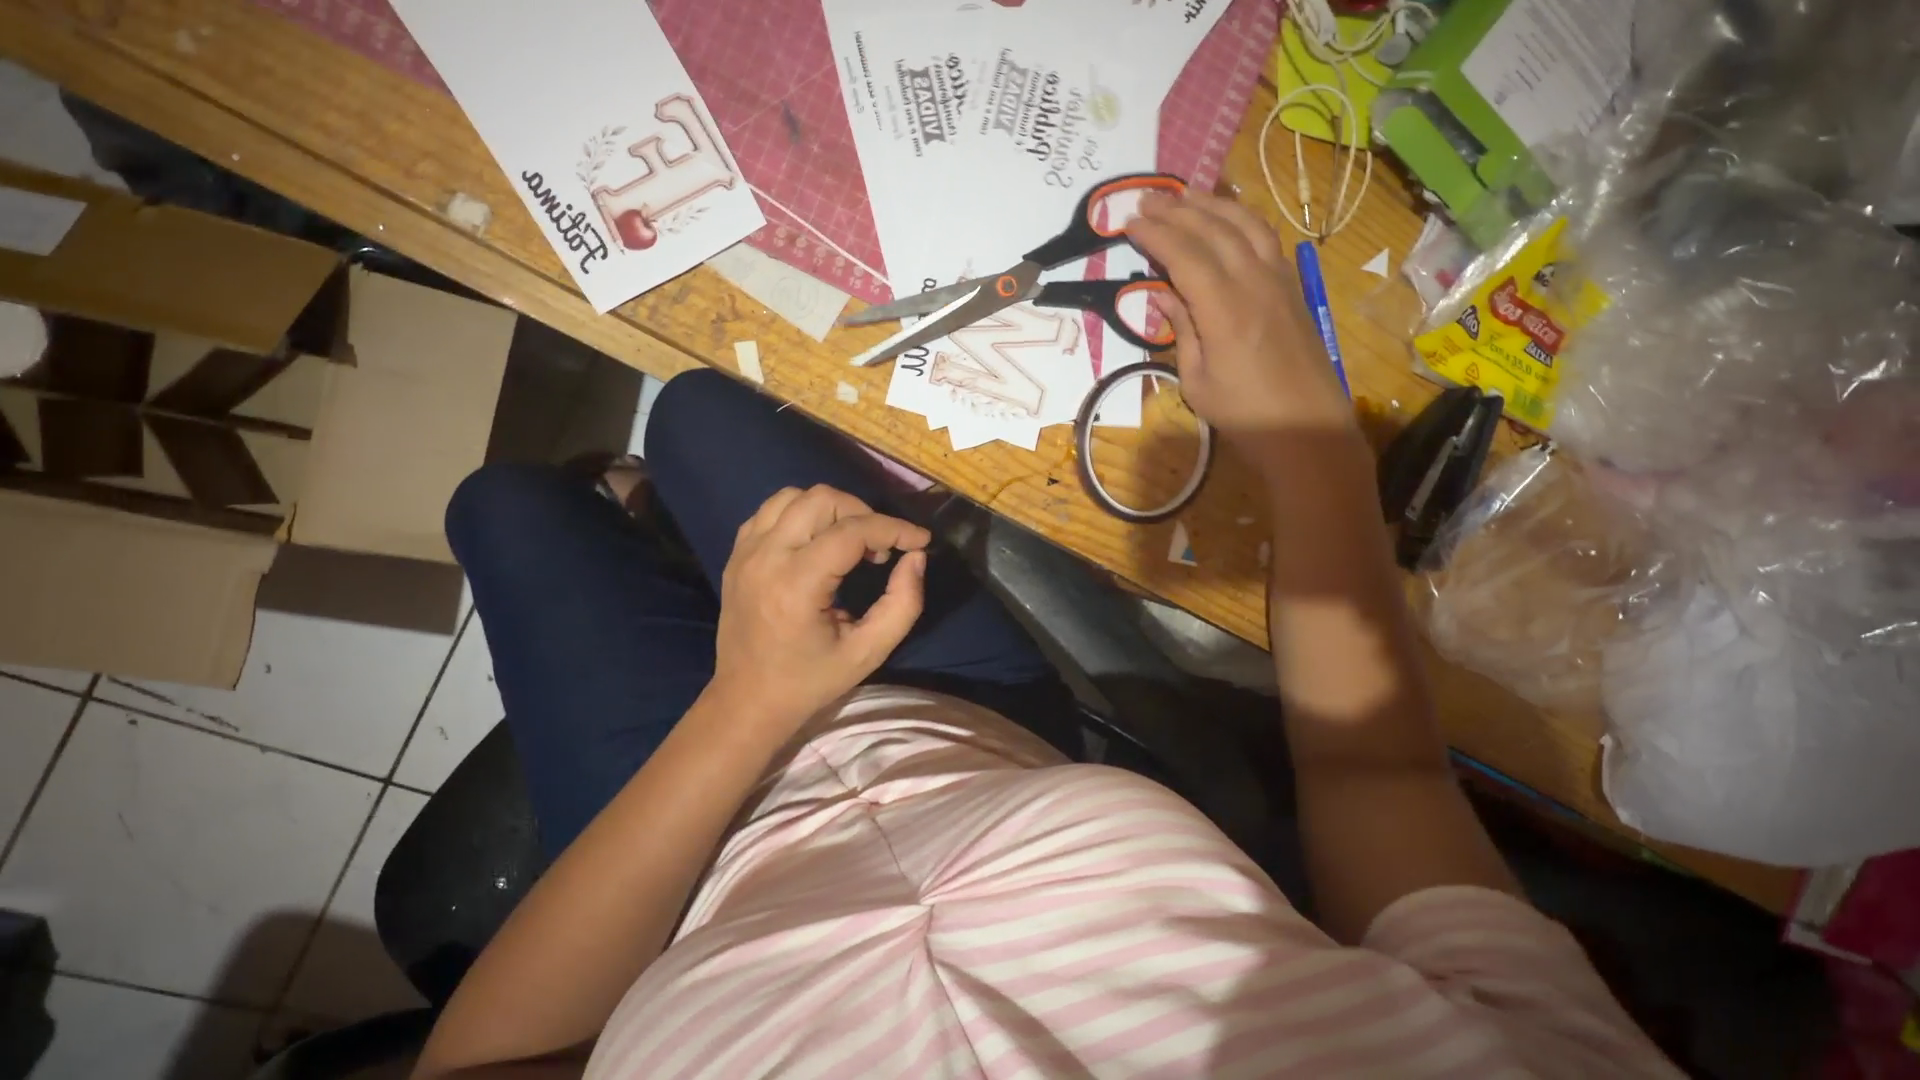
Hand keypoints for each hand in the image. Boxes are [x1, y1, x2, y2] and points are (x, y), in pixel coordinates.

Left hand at [710, 484, 929, 728]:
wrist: (747, 700)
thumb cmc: (811, 681)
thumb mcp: (868, 652)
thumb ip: (902, 604)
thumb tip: (915, 557)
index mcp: (796, 586)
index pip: (851, 531)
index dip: (893, 528)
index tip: (919, 540)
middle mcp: (765, 558)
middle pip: (821, 500)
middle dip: (862, 513)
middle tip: (879, 549)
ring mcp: (745, 553)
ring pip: (793, 496)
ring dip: (831, 510)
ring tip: (849, 542)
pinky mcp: (736, 554)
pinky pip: (771, 511)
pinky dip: (801, 515)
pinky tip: (817, 544)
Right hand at [1127, 193, 1355, 444]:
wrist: (1307, 429)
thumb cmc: (1244, 415)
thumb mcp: (1197, 381)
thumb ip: (1182, 331)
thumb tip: (1163, 296)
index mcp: (1225, 310)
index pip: (1185, 255)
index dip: (1156, 234)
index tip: (1129, 222)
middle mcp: (1254, 283)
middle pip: (1214, 229)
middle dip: (1178, 210)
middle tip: (1147, 199)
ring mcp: (1279, 281)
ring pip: (1246, 224)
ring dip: (1213, 204)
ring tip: (1184, 194)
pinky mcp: (1292, 287)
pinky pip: (1266, 238)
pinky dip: (1241, 219)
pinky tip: (1226, 218)